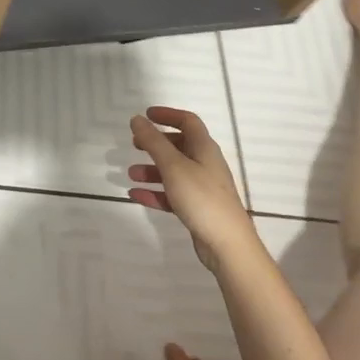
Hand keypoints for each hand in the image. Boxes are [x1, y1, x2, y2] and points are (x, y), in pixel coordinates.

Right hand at [128, 107, 248, 272]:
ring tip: (132, 174)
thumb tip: (137, 119)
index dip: (168, 115)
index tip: (146, 115)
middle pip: (179, 146)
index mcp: (204, 149)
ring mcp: (202, 187)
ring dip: (152, 169)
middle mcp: (205, 164)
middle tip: (134, 144)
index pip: (188, 122)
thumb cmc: (201, 198)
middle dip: (155, 143)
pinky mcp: (197, 208)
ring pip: (173, 171)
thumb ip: (153, 141)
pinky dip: (155, 192)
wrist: (227, 245)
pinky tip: (135, 195)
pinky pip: (172, 194)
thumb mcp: (173, 166)